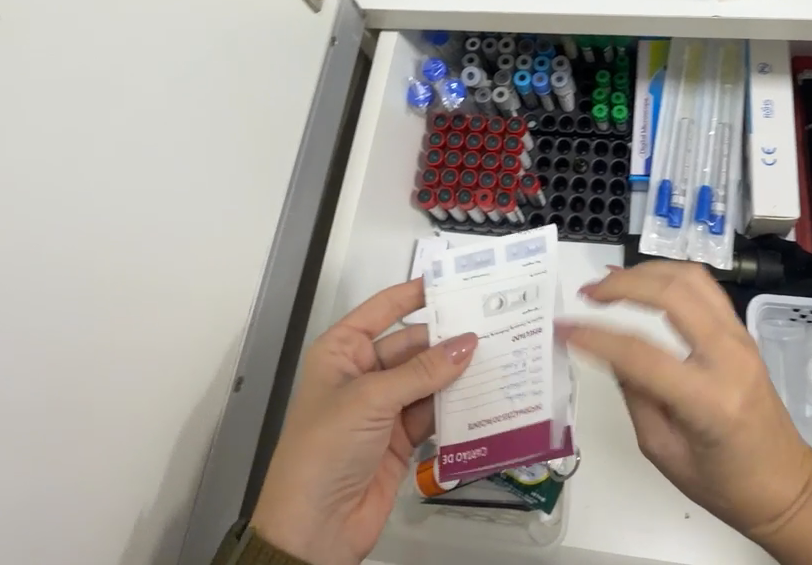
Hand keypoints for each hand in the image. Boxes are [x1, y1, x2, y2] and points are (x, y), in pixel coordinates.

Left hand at [250, 279, 476, 564]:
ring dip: (457, 372)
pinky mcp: (402, 438)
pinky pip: (434, 412)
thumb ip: (422, 372)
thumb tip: (468, 344)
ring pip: (428, 378)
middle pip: (413, 345)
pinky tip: (484, 393)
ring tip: (498, 355)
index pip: (383, 309)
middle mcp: (364, 373)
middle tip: (492, 325)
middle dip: (447, 338)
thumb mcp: (370, 400)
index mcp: (342, 351)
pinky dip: (456, 405)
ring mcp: (384, 407)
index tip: (454, 282)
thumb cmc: (325, 449)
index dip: (415, 293)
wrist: (313, 529)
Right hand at [559, 262, 811, 541]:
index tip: (563, 328)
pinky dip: (668, 275)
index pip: (641, 354)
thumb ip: (635, 394)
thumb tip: (608, 349)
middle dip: (622, 285)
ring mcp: (741, 338)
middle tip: (588, 293)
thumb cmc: (723, 483)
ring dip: (646, 271)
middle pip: (672, 295)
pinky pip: (704, 287)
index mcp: (709, 400)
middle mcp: (729, 357)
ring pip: (691, 278)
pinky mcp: (743, 330)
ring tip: (610, 282)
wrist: (785, 484)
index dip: (596, 337)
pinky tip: (643, 282)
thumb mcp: (663, 451)